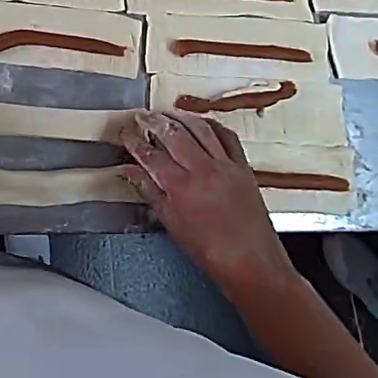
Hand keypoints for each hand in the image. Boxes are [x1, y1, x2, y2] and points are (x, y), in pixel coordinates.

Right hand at [118, 111, 297, 297]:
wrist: (252, 263)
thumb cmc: (213, 252)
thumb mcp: (172, 224)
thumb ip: (150, 192)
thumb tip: (132, 173)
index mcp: (181, 188)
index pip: (150, 155)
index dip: (134, 142)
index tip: (126, 134)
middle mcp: (203, 171)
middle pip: (173, 133)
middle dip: (153, 122)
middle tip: (142, 118)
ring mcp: (225, 166)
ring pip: (199, 128)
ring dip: (180, 116)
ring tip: (167, 114)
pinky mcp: (242, 167)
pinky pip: (226, 136)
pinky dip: (211, 125)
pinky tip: (202, 123)